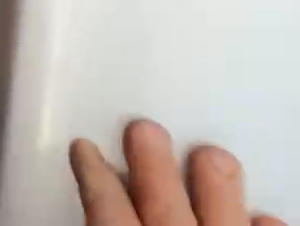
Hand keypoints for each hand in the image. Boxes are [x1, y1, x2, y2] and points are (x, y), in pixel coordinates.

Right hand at [71, 119, 285, 225]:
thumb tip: (78, 197)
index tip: (85, 149)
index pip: (105, 203)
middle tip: (147, 129)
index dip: (93, 172)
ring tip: (214, 155)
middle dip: (154, 164)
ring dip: (218, 189)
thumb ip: (95, 221)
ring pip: (222, 221)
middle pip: (163, 204)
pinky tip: (267, 217)